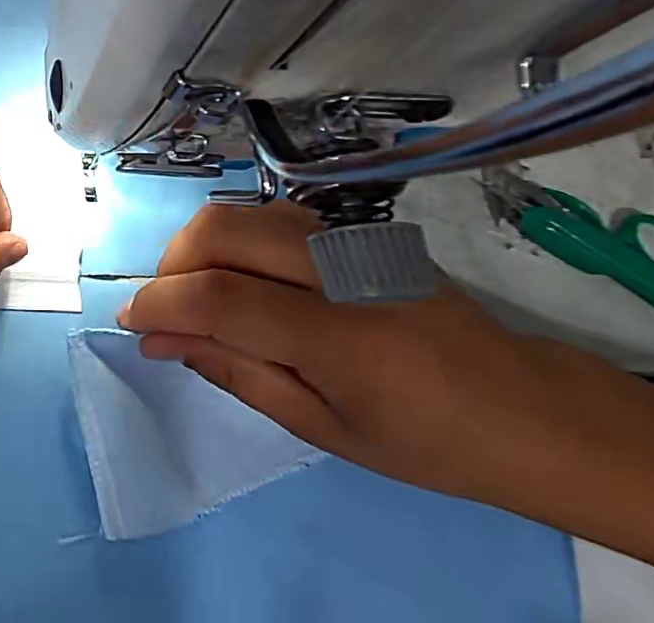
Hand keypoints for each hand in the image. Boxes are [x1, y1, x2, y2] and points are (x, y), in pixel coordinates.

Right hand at [118, 201, 651, 511]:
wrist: (525, 406)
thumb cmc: (426, 441)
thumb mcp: (323, 429)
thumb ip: (236, 372)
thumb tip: (162, 340)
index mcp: (340, 338)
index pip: (220, 297)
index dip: (160, 302)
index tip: (129, 321)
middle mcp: (339, 270)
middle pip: (219, 231)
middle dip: (171, 265)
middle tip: (168, 312)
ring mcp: (349, 239)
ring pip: (239, 212)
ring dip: (197, 248)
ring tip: (199, 296)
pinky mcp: (354, 229)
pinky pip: (268, 215)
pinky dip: (233, 238)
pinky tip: (242, 277)